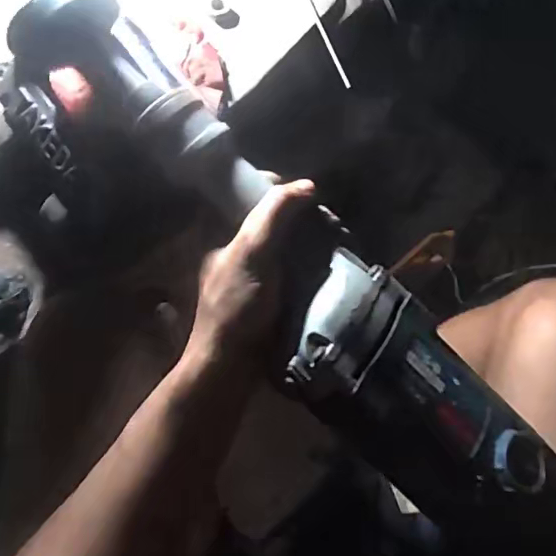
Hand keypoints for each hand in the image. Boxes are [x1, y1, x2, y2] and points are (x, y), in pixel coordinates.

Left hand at [186, 178, 316, 369]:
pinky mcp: (266, 295)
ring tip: (335, 242)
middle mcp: (234, 248)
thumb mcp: (253, 252)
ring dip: (309, 240)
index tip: (308, 195)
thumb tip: (308, 185)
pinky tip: (327, 267)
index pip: (251, 193)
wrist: (229, 369)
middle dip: (301, 215)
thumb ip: (275, 214)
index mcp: (221, 233)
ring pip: (284, 242)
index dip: (279, 187)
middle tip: (327, 222)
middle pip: (272, 217)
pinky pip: (291, 267)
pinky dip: (309, 263)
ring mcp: (251, 273)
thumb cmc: (236, 306)